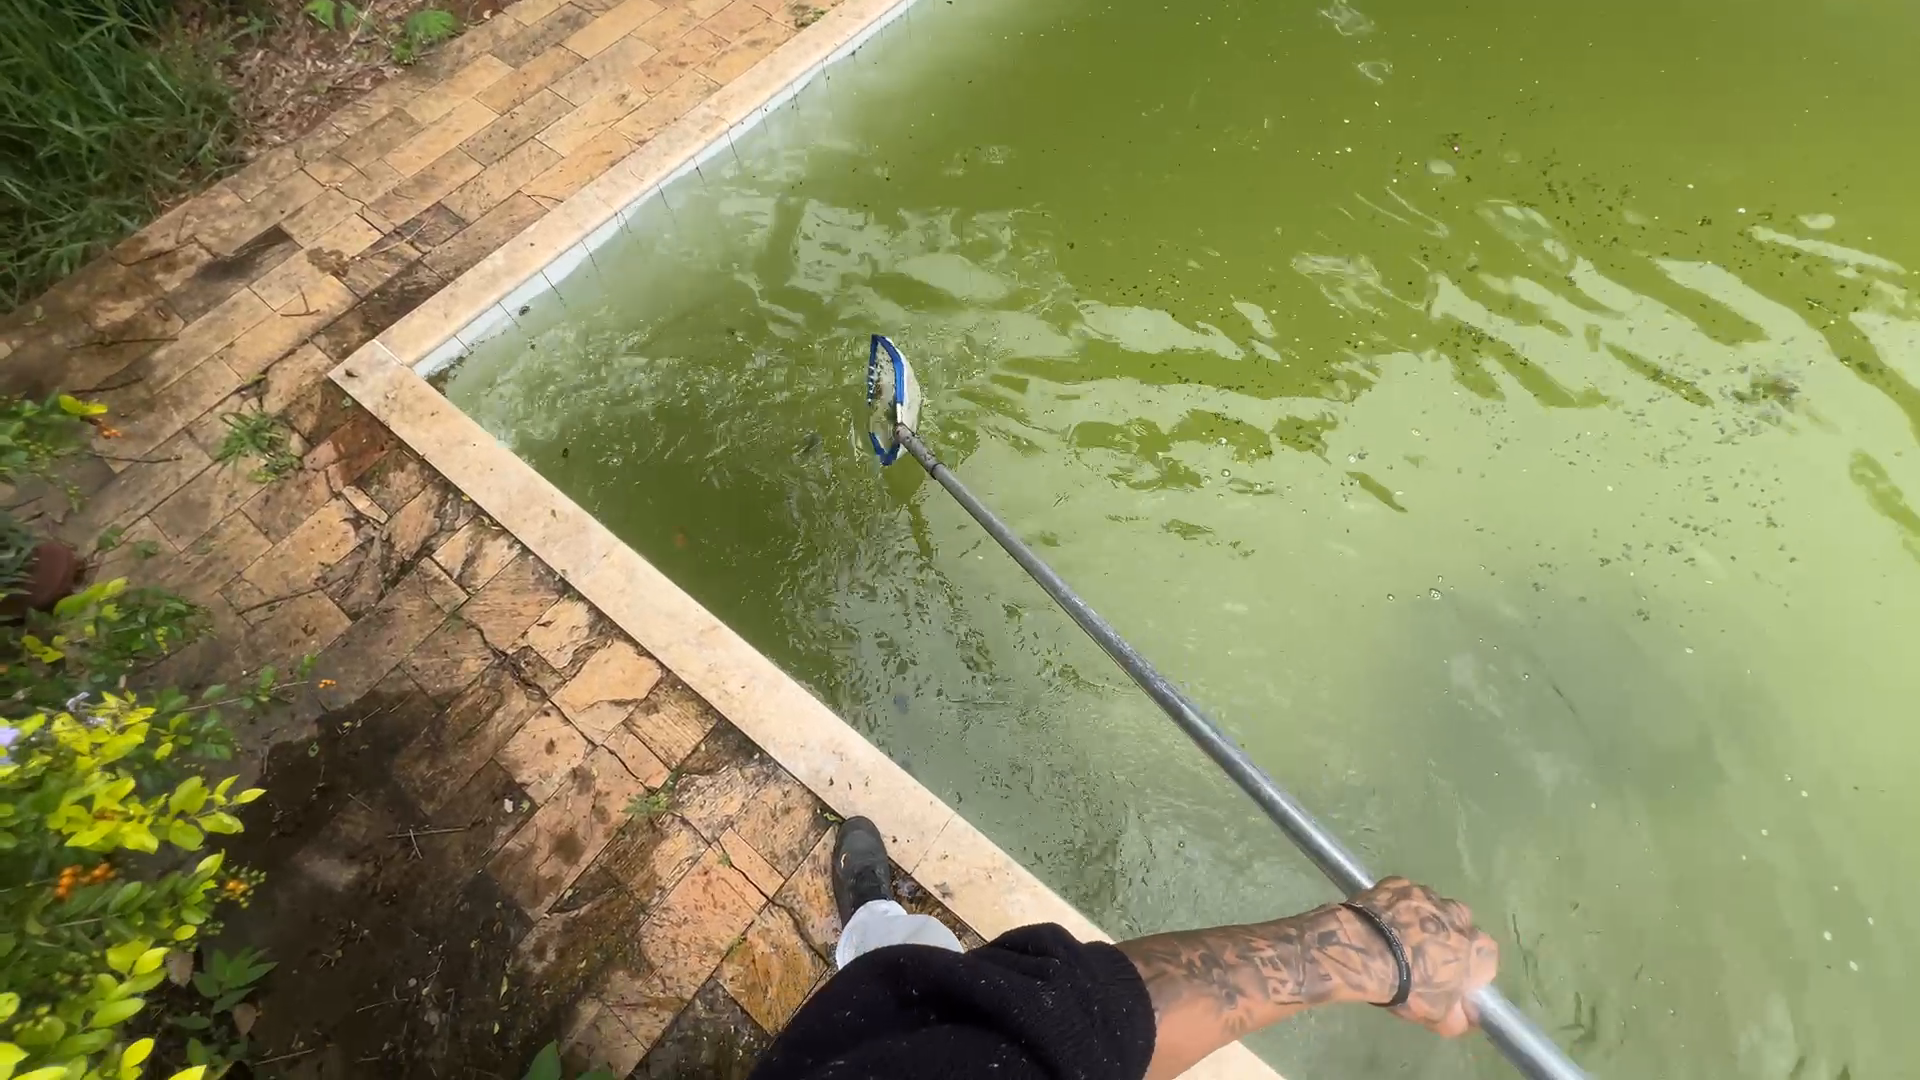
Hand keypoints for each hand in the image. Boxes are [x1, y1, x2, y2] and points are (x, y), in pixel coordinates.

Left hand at [1342, 877, 1498, 1036]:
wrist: (1363, 953)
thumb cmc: (1409, 989)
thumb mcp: (1442, 1019)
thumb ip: (1460, 1016)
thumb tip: (1465, 1013)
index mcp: (1477, 949)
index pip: (1485, 954)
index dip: (1470, 963)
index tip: (1454, 971)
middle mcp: (1456, 916)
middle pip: (1460, 920)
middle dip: (1449, 931)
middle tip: (1428, 946)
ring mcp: (1424, 895)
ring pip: (1431, 901)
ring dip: (1422, 913)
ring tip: (1402, 928)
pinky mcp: (1394, 882)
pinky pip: (1402, 890)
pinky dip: (1397, 900)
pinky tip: (1384, 912)